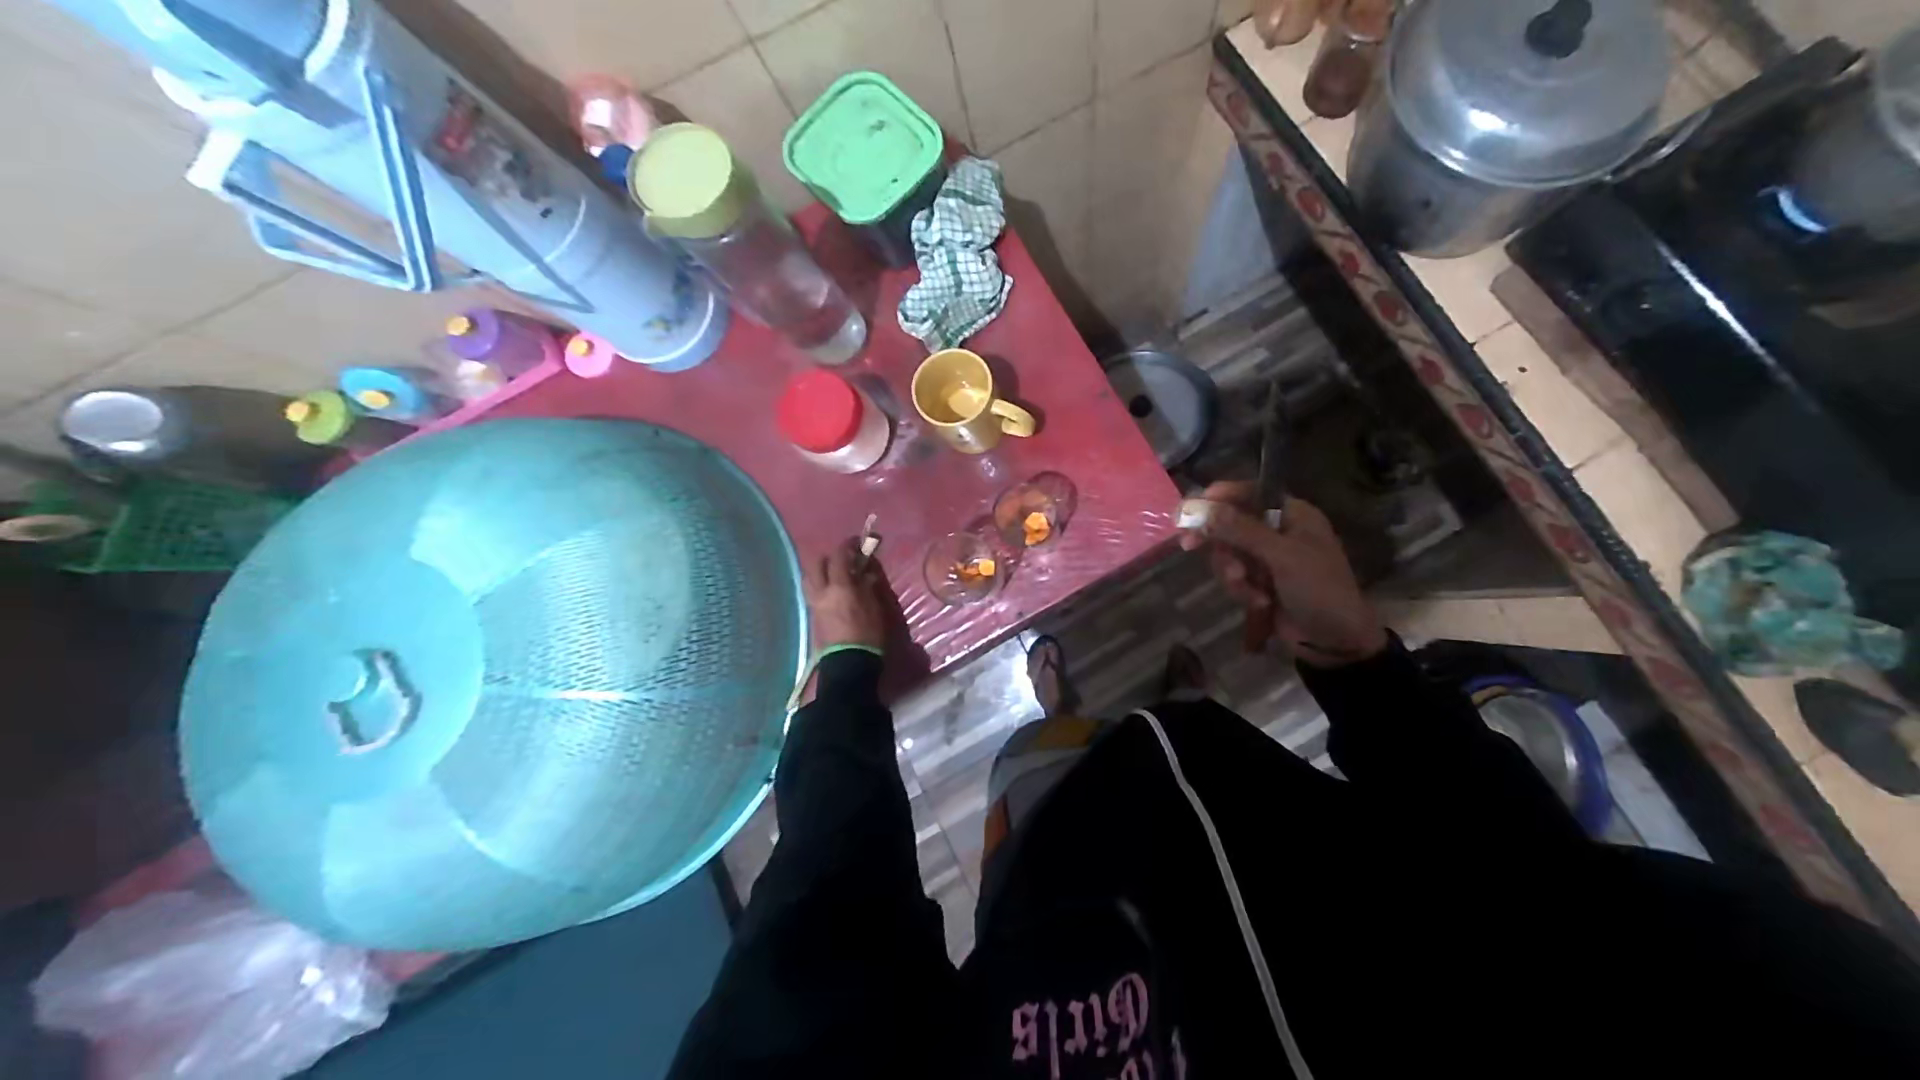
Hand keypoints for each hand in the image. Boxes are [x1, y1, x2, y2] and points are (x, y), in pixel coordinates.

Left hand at [802, 539, 887, 652]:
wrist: (849, 663)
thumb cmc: (868, 634)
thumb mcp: (875, 607)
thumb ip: (868, 586)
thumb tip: (866, 572)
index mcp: (840, 586)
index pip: (839, 556)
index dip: (847, 545)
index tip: (856, 542)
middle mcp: (822, 591)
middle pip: (816, 564)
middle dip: (829, 557)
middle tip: (843, 559)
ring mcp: (814, 603)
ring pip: (809, 578)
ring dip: (819, 572)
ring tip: (832, 575)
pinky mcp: (812, 616)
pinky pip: (811, 592)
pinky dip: (819, 586)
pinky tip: (830, 592)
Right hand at [1179, 482, 1388, 667]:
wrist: (1335, 642)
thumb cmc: (1319, 590)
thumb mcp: (1282, 556)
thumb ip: (1241, 530)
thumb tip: (1202, 506)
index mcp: (1293, 514)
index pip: (1249, 493)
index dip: (1219, 498)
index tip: (1190, 509)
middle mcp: (1278, 531)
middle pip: (1230, 524)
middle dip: (1221, 544)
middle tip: (1190, 545)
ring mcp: (1267, 559)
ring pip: (1227, 554)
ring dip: (1232, 574)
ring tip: (1251, 592)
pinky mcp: (1259, 583)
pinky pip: (1233, 577)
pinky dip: (1241, 590)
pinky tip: (1259, 604)